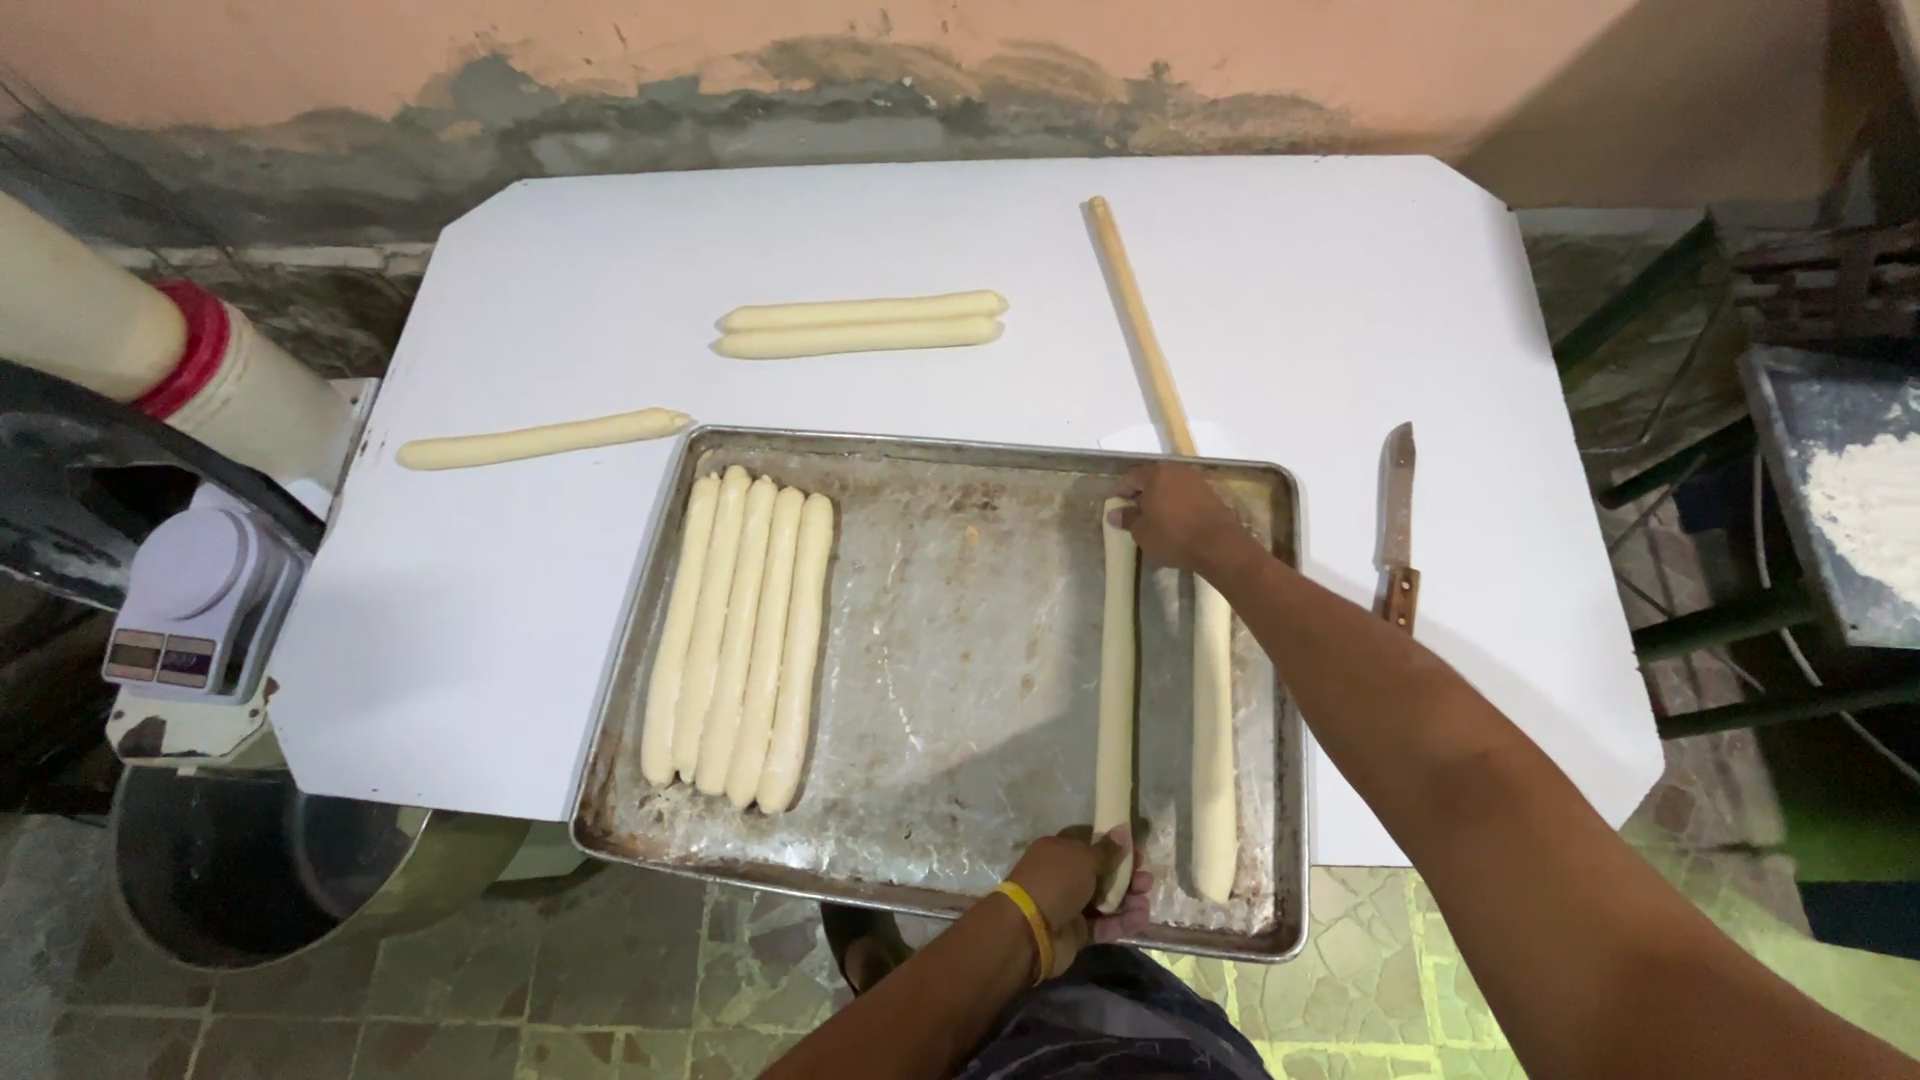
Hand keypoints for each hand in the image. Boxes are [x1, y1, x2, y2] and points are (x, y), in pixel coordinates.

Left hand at [1004, 825, 1152, 976]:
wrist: (1029, 930)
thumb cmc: (1055, 882)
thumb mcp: (1083, 859)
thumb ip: (1107, 850)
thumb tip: (1123, 829)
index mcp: (1058, 851)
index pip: (1088, 844)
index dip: (1112, 846)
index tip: (1135, 850)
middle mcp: (1064, 876)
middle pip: (1101, 873)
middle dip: (1126, 875)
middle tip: (1147, 878)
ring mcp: (1070, 905)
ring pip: (1105, 900)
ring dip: (1128, 899)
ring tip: (1146, 898)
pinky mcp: (1078, 932)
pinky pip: (1104, 924)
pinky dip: (1123, 921)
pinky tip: (1142, 917)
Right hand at [1108, 463, 1253, 575]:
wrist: (1218, 545)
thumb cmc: (1173, 536)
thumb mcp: (1142, 532)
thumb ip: (1127, 518)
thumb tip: (1114, 513)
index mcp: (1156, 475)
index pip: (1131, 477)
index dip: (1120, 491)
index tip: (1115, 506)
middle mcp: (1176, 471)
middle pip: (1152, 478)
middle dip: (1141, 493)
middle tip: (1134, 511)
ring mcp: (1196, 480)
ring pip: (1170, 485)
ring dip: (1160, 498)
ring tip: (1154, 517)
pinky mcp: (1210, 493)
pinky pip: (1185, 494)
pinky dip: (1176, 503)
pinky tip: (1174, 520)